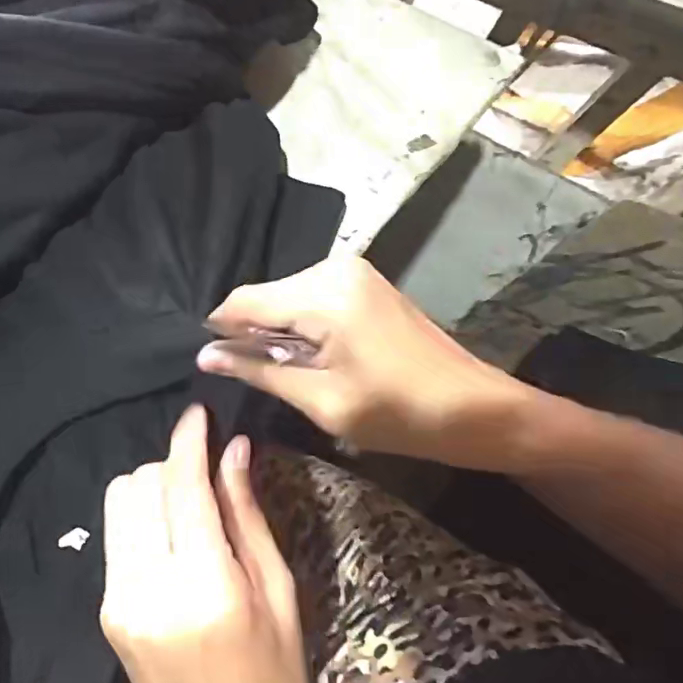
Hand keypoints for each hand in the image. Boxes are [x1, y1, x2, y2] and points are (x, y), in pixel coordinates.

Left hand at [100, 406, 308, 682]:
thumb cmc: (275, 678)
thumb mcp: (278, 592)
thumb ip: (248, 514)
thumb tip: (235, 448)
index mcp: (205, 587)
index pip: (183, 487)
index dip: (189, 440)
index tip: (199, 412)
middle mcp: (150, 589)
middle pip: (142, 484)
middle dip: (173, 464)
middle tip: (209, 474)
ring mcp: (119, 602)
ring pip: (120, 501)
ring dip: (154, 486)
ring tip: (190, 504)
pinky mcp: (108, 612)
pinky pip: (118, 534)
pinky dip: (143, 516)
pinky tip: (173, 535)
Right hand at [197, 255, 522, 470]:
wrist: (475, 406)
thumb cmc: (398, 414)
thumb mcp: (322, 401)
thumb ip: (260, 372)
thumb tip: (207, 356)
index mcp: (324, 294)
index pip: (244, 301)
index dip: (221, 330)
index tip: (211, 363)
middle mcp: (335, 268)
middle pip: (266, 295)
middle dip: (253, 333)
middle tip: (261, 378)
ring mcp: (354, 270)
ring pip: (288, 295)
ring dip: (279, 330)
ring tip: (293, 372)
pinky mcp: (365, 280)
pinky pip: (313, 295)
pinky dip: (303, 323)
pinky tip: (316, 355)